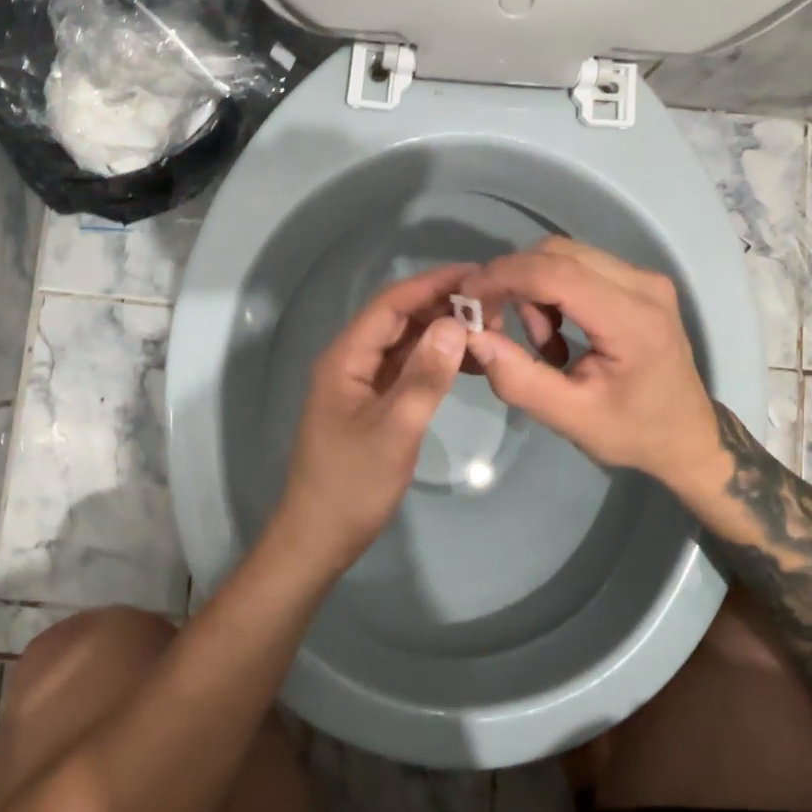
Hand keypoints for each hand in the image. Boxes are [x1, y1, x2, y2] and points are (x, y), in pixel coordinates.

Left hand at [276, 264, 473, 567]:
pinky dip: (433, 362)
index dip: (432, 284)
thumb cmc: (352, 484)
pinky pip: (404, 370)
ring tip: (487, 328)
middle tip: (493, 304)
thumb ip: (424, 376)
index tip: (477, 274)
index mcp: (345, 358)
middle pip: (397, 319)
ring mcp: (359, 384)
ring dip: (440, 333)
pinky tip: (465, 362)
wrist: (319, 537)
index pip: (390, 304)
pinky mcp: (371, 405)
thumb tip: (454, 324)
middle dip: (441, 306)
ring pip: (403, 344)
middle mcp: (350, 362)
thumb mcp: (394, 429)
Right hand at [459, 238, 722, 485]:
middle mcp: (643, 285)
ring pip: (566, 255)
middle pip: (558, 254)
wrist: (687, 435)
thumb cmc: (632, 432)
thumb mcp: (569, 417)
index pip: (559, 274)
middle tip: (493, 323)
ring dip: (534, 289)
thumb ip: (519, 379)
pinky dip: (552, 290)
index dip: (506, 276)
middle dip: (515, 281)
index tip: (467, 296)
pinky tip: (557, 332)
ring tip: (539, 343)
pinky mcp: (639, 280)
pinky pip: (580, 265)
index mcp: (633, 321)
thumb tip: (472, 337)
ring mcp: (645, 278)